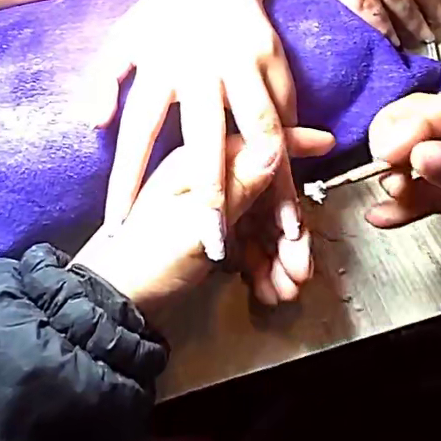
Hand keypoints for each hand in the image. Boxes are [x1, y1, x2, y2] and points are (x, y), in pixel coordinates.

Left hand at [76, 127, 336, 315]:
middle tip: (301, 268)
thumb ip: (234, 187)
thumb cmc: (147, 256)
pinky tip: (267, 287)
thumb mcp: (194, 224)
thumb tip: (271, 145)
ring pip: (261, 220)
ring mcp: (207, 205)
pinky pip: (248, 240)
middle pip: (266, 191)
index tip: (324, 144)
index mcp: (198, 162)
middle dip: (291, 231)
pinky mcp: (208, 231)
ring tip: (284, 288)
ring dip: (280, 254)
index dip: (290, 145)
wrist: (116, 296)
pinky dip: (263, 263)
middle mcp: (205, 177)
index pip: (253, 145)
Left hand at [85, 0, 313, 304]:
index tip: (118, 223)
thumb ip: (103, 81)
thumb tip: (91, 124)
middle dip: (207, 193)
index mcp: (159, 66)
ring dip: (266, 180)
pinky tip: (294, 186)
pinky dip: (293, 153)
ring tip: (275, 229)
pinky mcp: (275, 64)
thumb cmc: (162, 15)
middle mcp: (202, 69)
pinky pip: (286, 115)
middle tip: (208, 243)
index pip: (139, 131)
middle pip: (205, 139)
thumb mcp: (123, 40)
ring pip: (258, 130)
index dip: (127, 178)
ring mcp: (242, 66)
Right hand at [365, 88, 440, 332]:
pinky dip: (405, 206)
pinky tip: (383, 215)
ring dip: (400, 173)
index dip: (424, 119)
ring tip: (391, 194)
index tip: (396, 146)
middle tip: (385, 164)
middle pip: (433, 124)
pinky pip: (429, 197)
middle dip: (403, 140)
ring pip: (422, 158)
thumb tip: (419, 153)